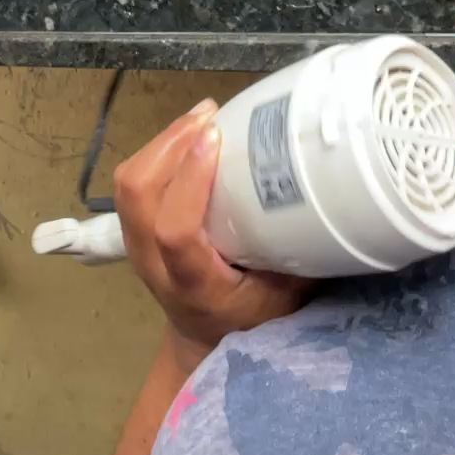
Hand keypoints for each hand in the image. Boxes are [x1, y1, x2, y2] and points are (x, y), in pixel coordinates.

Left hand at [114, 100, 310, 366]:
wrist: (205, 338)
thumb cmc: (252, 317)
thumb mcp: (286, 294)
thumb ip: (297, 248)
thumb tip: (325, 190)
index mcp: (192, 284)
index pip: (176, 231)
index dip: (191, 181)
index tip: (216, 139)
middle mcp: (153, 263)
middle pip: (137, 195)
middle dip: (170, 144)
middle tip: (211, 116)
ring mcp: (136, 245)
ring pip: (128, 184)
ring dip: (162, 142)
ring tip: (201, 117)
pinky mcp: (133, 228)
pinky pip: (131, 182)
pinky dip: (157, 151)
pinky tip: (189, 135)